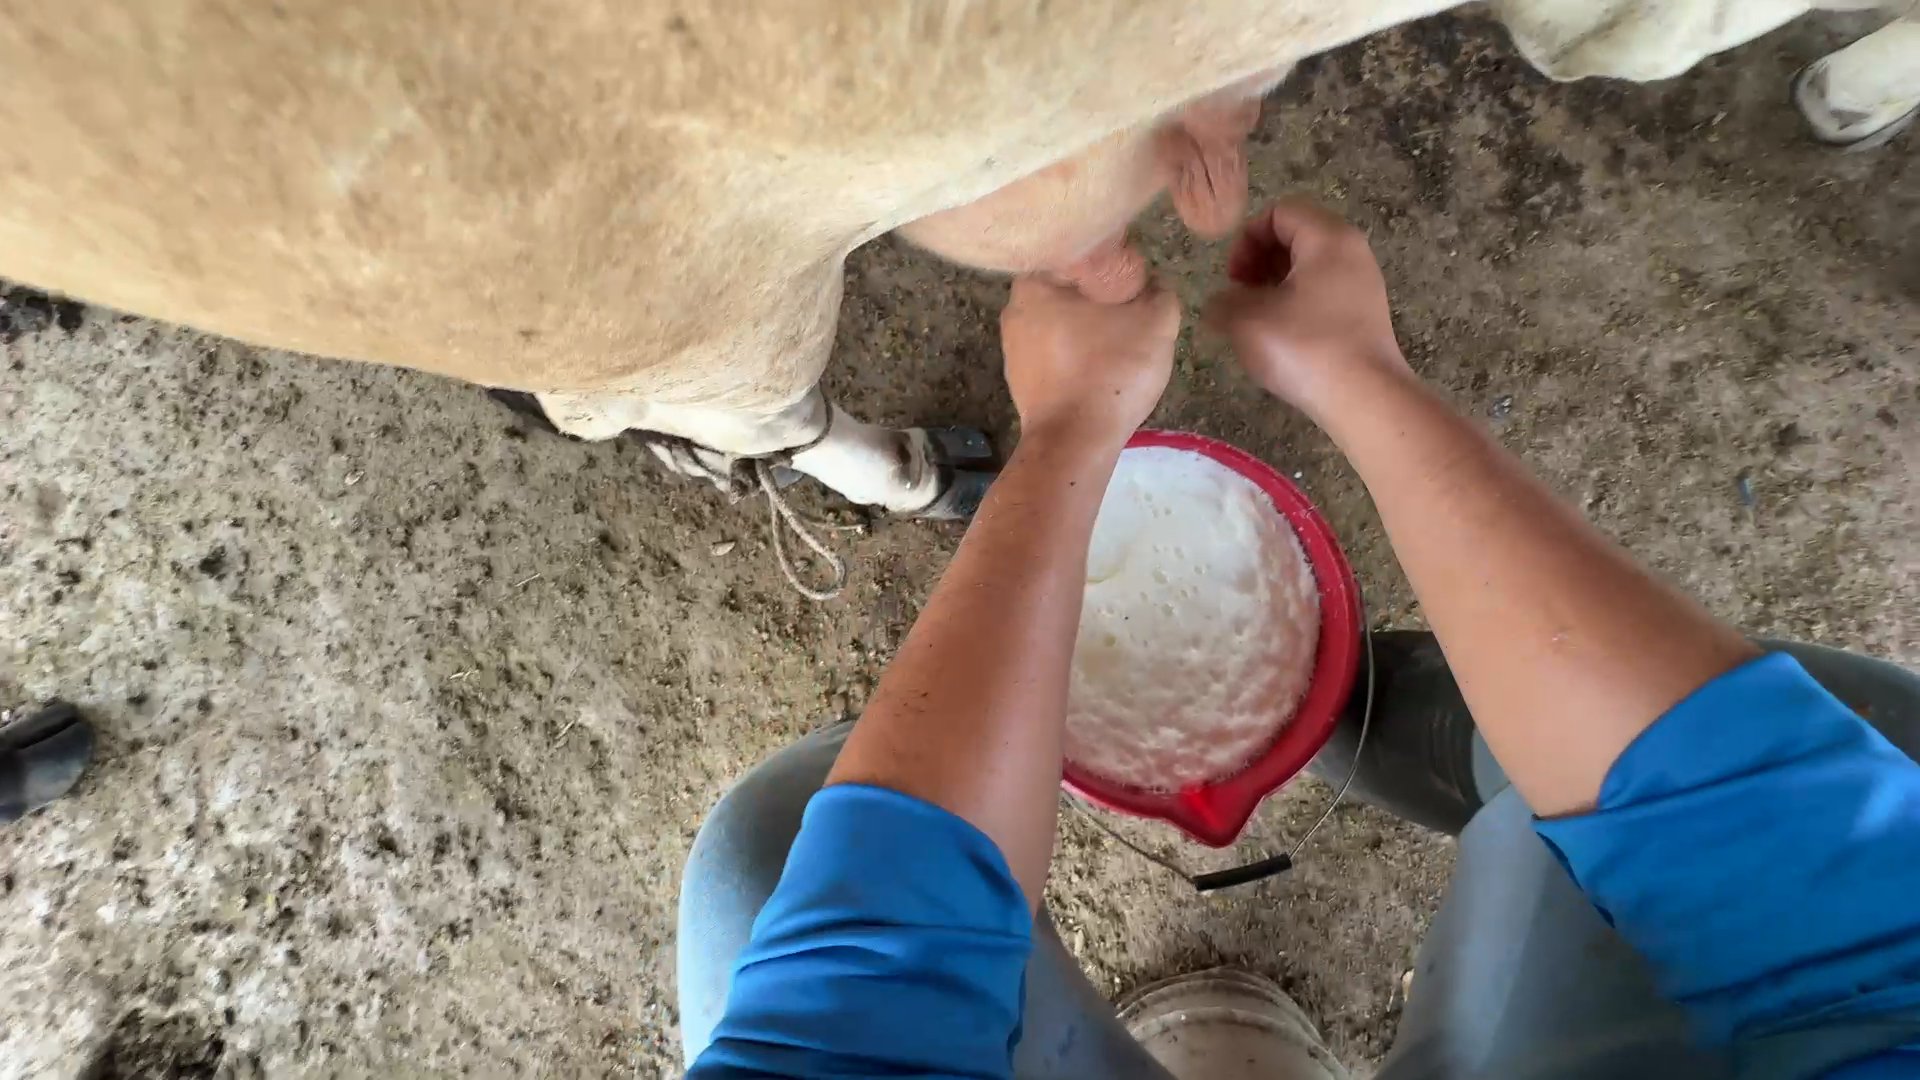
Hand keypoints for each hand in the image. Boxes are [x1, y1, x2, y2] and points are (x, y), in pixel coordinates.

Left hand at [1000, 275, 1179, 450]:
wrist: (1076, 440)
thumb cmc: (1111, 370)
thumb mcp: (1156, 319)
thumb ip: (1158, 290)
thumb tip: (1150, 288)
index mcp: (1034, 280)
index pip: (1077, 253)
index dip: (1111, 265)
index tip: (1133, 285)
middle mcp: (1012, 309)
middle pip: (1067, 291)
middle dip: (1098, 301)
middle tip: (1129, 316)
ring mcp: (1011, 349)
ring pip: (1060, 325)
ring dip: (1087, 332)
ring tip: (1116, 349)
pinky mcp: (1018, 382)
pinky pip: (1054, 358)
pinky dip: (1074, 360)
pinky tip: (1096, 374)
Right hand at [1203, 198, 1411, 417]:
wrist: (1361, 395)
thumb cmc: (1303, 347)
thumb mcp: (1246, 320)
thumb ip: (1221, 302)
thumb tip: (1217, 303)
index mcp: (1327, 238)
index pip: (1279, 212)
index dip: (1246, 239)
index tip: (1232, 278)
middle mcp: (1350, 251)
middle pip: (1294, 236)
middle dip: (1257, 261)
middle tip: (1238, 296)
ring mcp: (1360, 283)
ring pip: (1306, 267)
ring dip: (1272, 286)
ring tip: (1253, 319)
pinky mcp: (1361, 313)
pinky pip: (1319, 292)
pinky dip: (1292, 303)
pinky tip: (1278, 337)